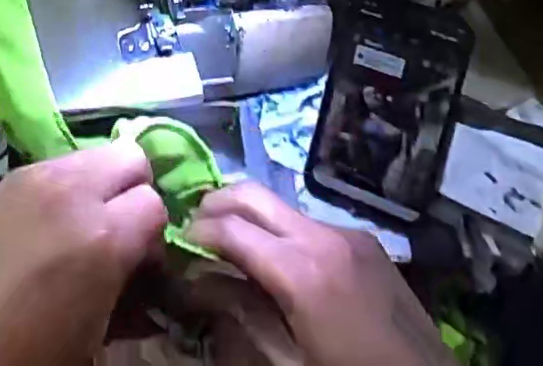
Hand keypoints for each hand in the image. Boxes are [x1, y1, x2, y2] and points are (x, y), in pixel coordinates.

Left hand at [0, 141, 168, 365]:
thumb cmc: (31, 354)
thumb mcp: (98, 330)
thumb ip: (132, 285)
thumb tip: (146, 262)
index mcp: (101, 235)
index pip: (154, 203)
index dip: (152, 235)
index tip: (140, 262)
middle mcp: (72, 190)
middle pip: (130, 157)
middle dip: (134, 191)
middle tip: (120, 233)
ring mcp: (37, 175)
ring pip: (94, 153)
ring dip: (100, 185)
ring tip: (82, 228)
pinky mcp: (12, 175)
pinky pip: (59, 163)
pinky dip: (68, 185)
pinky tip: (50, 223)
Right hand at [186, 183, 452, 365]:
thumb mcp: (289, 365)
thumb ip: (240, 315)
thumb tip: (196, 279)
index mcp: (301, 270)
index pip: (229, 226)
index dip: (196, 230)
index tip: (176, 243)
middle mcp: (322, 235)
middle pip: (250, 193)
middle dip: (214, 203)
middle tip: (193, 227)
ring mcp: (348, 233)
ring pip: (279, 204)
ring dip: (248, 217)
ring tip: (230, 245)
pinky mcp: (367, 242)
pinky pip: (309, 224)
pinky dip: (281, 232)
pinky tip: (278, 264)